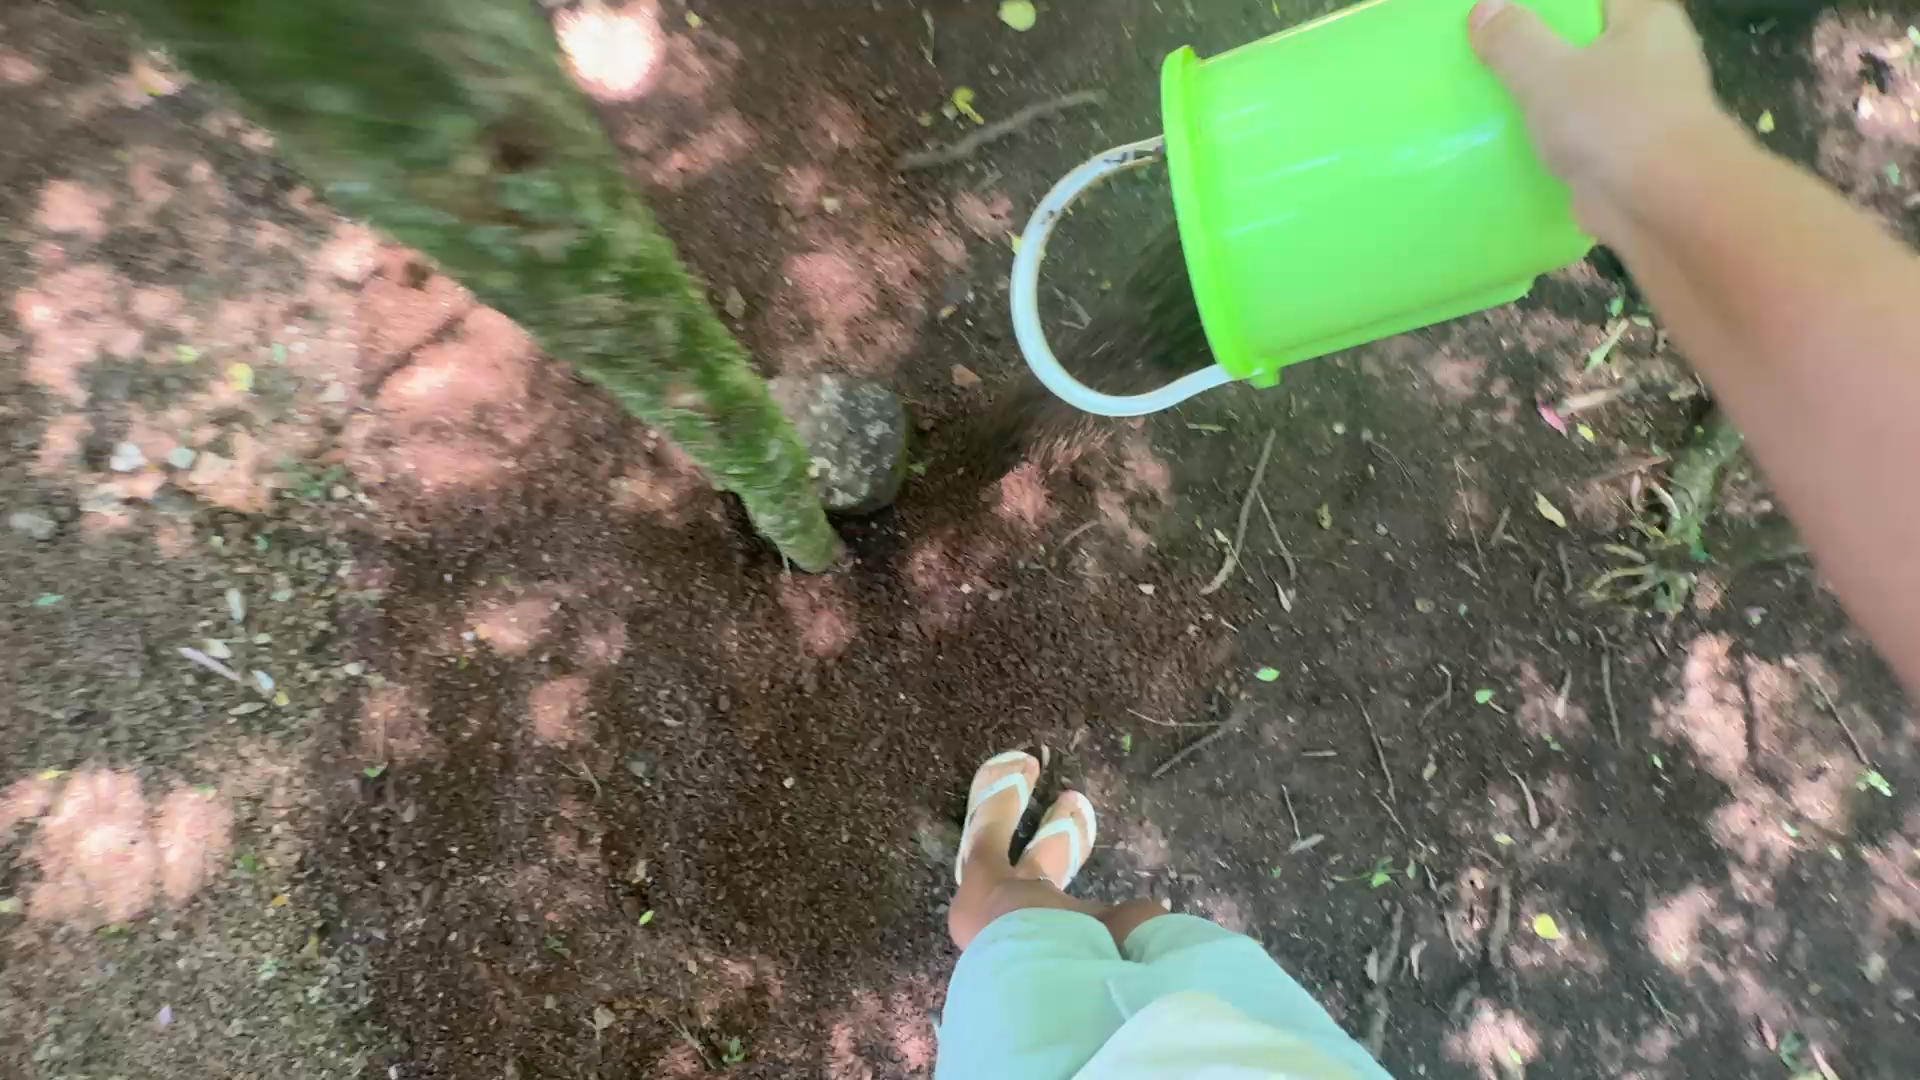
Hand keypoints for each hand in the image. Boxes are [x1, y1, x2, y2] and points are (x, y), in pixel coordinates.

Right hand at [1470, 0, 1729, 237]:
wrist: (1660, 195)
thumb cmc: (1613, 121)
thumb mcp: (1549, 75)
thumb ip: (1514, 42)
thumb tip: (1484, 7)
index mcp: (1643, 18)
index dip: (1549, 5)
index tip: (1509, 18)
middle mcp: (1650, 51)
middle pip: (1588, 37)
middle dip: (1543, 46)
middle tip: (1492, 59)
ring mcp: (1642, 100)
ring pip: (1585, 85)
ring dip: (1546, 95)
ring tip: (1497, 104)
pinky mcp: (1627, 143)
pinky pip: (1582, 127)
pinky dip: (1553, 132)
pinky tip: (1520, 146)